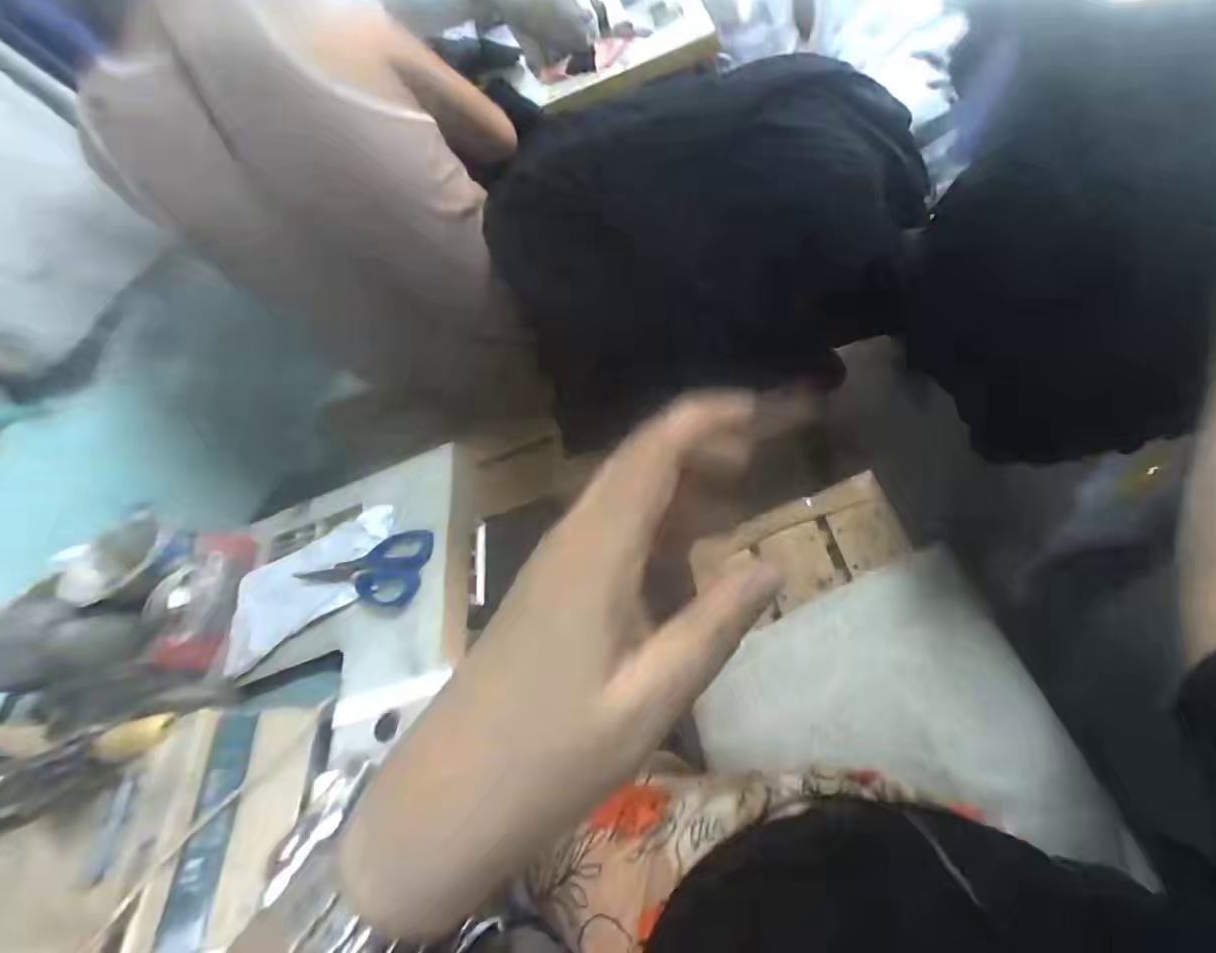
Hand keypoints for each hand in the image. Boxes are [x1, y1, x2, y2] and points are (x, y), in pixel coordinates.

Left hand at [340, 392, 800, 937]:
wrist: (441, 806)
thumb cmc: (549, 756)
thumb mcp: (650, 699)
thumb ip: (715, 625)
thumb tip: (774, 565)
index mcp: (596, 551)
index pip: (652, 452)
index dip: (705, 417)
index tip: (757, 408)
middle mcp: (575, 538)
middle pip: (640, 458)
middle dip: (703, 442)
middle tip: (761, 457)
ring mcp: (560, 559)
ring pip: (629, 490)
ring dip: (685, 482)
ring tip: (740, 499)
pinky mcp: (556, 584)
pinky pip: (618, 526)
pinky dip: (664, 521)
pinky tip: (693, 553)